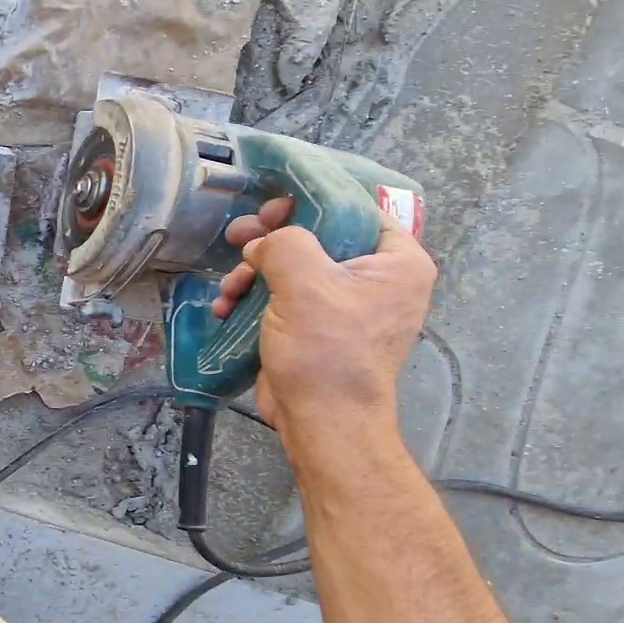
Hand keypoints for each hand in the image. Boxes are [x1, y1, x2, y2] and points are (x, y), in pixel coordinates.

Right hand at [212, 197, 435, 441]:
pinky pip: (283, 300)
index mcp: (396, 263)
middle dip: (270, 244)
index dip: (310, 203)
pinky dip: (253, 302)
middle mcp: (377, 280)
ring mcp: (345, 307)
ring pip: (293, 271)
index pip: (357, 211)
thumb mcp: (305, 285)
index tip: (271, 208)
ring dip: (252, 277)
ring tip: (228, 290)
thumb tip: (263, 243)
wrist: (322, 419)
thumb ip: (284, 245)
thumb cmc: (326, 350)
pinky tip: (227, 310)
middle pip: (317, 240)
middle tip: (237, 238)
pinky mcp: (316, 329)